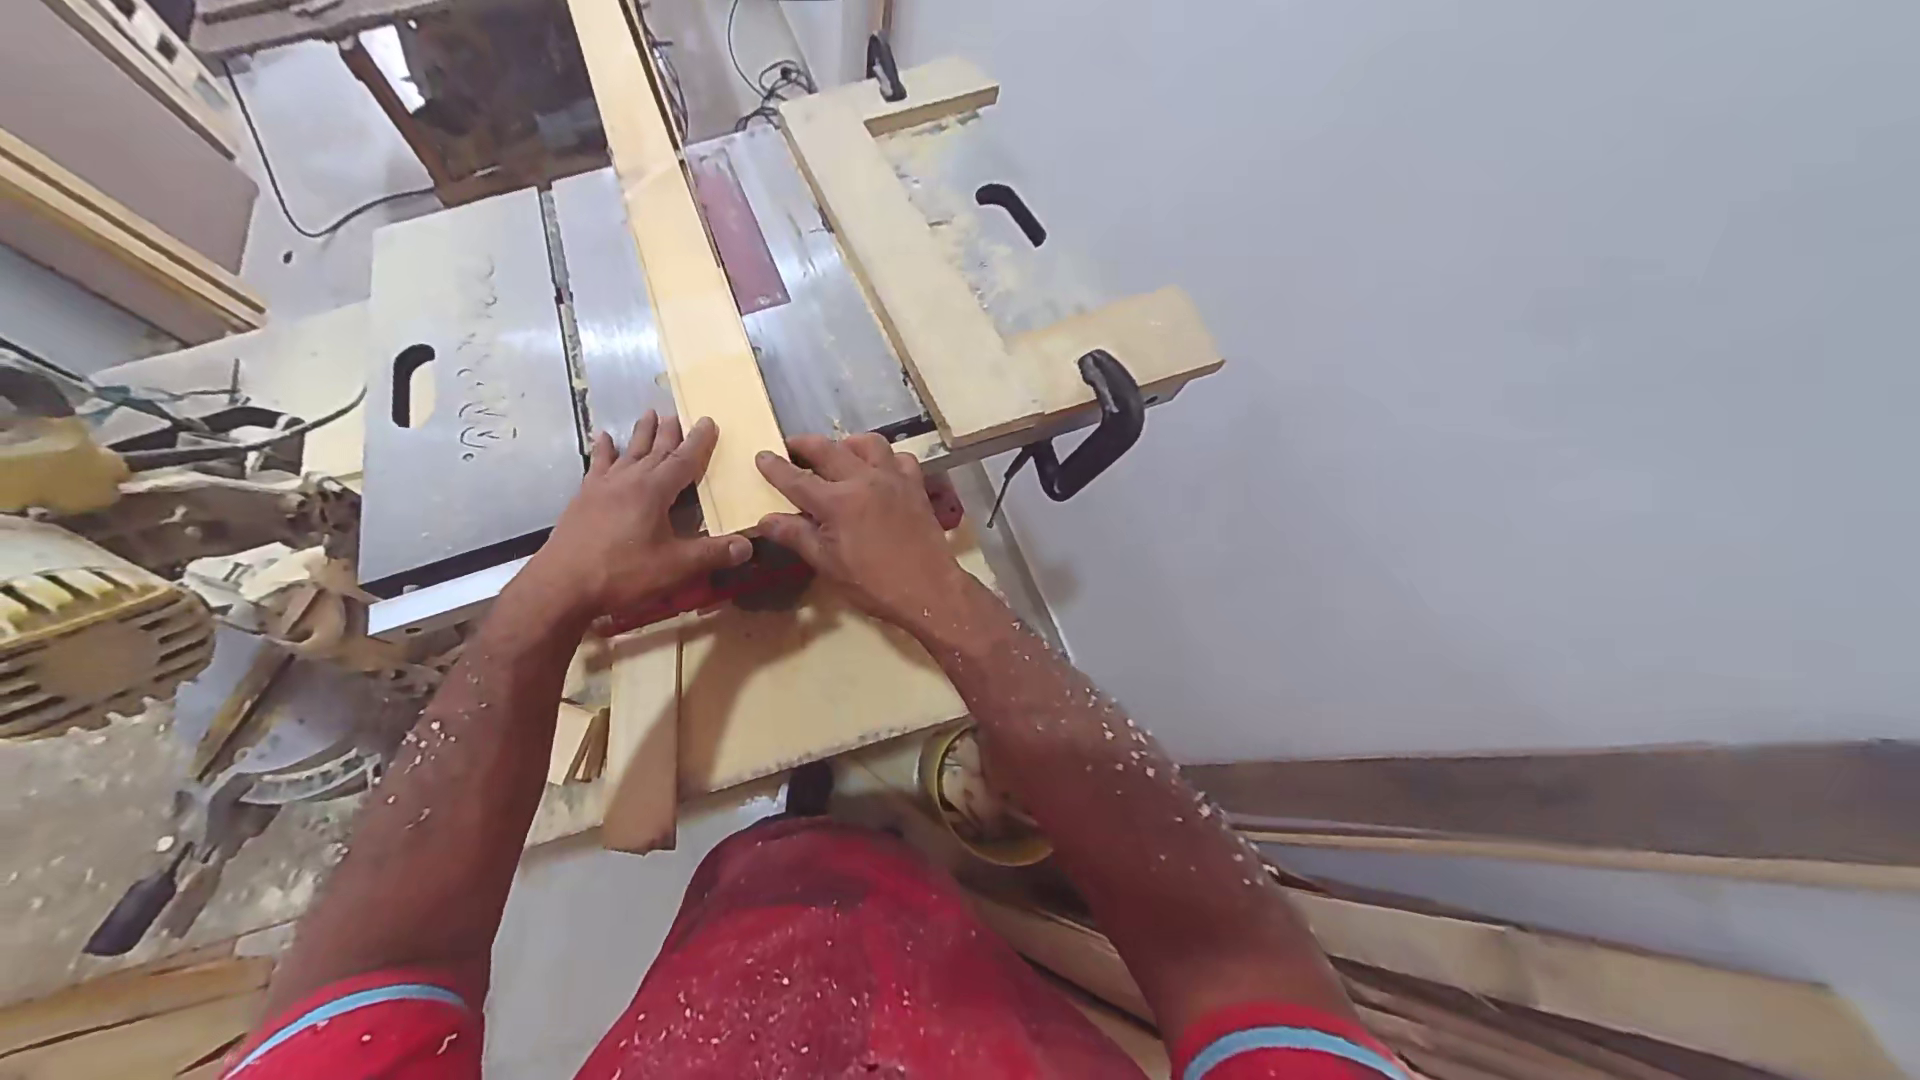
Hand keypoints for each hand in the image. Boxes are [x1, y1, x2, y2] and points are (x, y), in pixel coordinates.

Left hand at [523, 412, 750, 623]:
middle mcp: (629, 480)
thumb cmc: (623, 573)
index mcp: (654, 491)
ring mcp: (603, 487)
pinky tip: (602, 438)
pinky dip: (603, 450)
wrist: (561, 585)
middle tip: (680, 413)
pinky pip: (597, 465)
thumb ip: (713, 553)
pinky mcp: (584, 498)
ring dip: (642, 434)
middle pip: (655, 450)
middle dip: (670, 432)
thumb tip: (748, 545)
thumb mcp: (676, 566)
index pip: (683, 460)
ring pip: (629, 452)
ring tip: (648, 414)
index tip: (708, 421)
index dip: (698, 442)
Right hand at [754, 433, 979, 635]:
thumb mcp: (828, 565)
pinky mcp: (916, 485)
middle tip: (792, 446)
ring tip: (838, 453)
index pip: (797, 478)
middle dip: (805, 444)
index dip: (775, 467)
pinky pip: (900, 458)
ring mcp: (894, 479)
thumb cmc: (874, 584)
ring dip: (848, 444)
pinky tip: (879, 470)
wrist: (928, 590)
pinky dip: (886, 458)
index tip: (762, 455)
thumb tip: (766, 520)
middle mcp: (865, 480)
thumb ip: (797, 536)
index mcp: (838, 502)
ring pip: (869, 443)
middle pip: (828, 449)